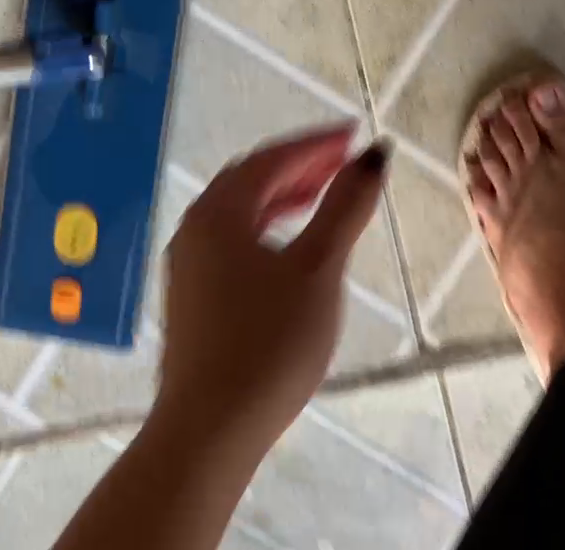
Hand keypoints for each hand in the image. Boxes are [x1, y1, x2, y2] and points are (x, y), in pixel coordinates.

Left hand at [153, 124, 388, 458]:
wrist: (211, 430)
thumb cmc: (270, 340)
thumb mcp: (319, 266)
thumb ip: (346, 206)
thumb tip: (374, 156)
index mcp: (219, 214)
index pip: (273, 159)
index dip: (318, 143)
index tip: (356, 133)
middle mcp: (195, 230)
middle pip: (252, 180)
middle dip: (301, 164)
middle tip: (345, 159)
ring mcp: (190, 266)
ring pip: (242, 210)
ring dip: (286, 193)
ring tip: (327, 192)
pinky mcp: (195, 297)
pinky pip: (236, 238)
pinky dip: (271, 223)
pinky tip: (295, 243)